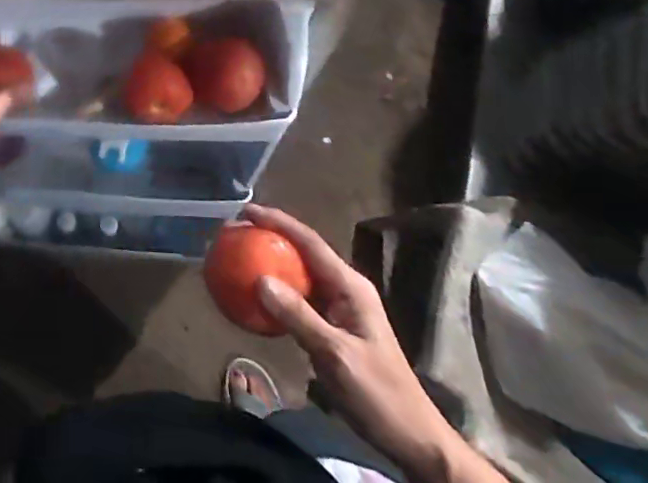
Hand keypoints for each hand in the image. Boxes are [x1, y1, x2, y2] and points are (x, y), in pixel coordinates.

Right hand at [244, 204, 495, 482]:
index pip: (310, 242)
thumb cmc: (379, 393)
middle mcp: (344, 289)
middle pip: (303, 253)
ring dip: (270, 266)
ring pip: (298, 277)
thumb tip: (259, 280)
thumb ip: (299, 317)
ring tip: (239, 258)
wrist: (411, 438)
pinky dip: (275, 296)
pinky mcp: (331, 329)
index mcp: (351, 286)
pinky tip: (253, 299)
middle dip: (270, 238)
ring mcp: (339, 309)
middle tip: (236, 234)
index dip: (278, 222)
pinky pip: (298, 302)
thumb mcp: (337, 355)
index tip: (246, 211)